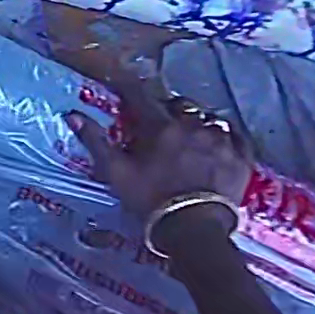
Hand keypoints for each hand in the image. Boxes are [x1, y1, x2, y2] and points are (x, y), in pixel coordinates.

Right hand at [67, 99, 250, 222]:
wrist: (193, 228)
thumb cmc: (149, 199)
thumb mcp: (116, 172)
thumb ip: (95, 141)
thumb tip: (72, 115)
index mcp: (160, 127)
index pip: (141, 98)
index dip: (130, 89)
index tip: (122, 85)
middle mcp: (193, 126)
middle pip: (179, 106)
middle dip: (167, 109)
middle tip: (159, 122)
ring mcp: (221, 140)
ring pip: (207, 119)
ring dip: (196, 124)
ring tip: (189, 137)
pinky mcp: (241, 157)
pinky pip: (235, 136)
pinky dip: (225, 136)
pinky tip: (219, 142)